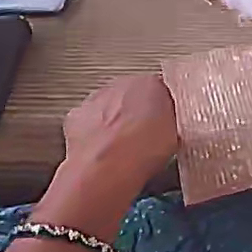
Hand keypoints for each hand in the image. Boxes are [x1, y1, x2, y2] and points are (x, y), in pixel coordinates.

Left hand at [52, 75, 178, 208]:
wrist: (107, 167)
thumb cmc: (144, 150)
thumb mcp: (176, 137)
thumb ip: (172, 124)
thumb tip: (171, 127)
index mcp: (152, 84)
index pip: (161, 91)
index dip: (163, 111)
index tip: (164, 128)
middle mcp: (122, 84)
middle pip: (132, 96)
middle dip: (136, 114)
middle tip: (144, 139)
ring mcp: (96, 99)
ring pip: (108, 108)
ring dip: (113, 123)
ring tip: (122, 151)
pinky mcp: (76, 117)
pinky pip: (88, 123)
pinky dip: (92, 135)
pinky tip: (101, 153)